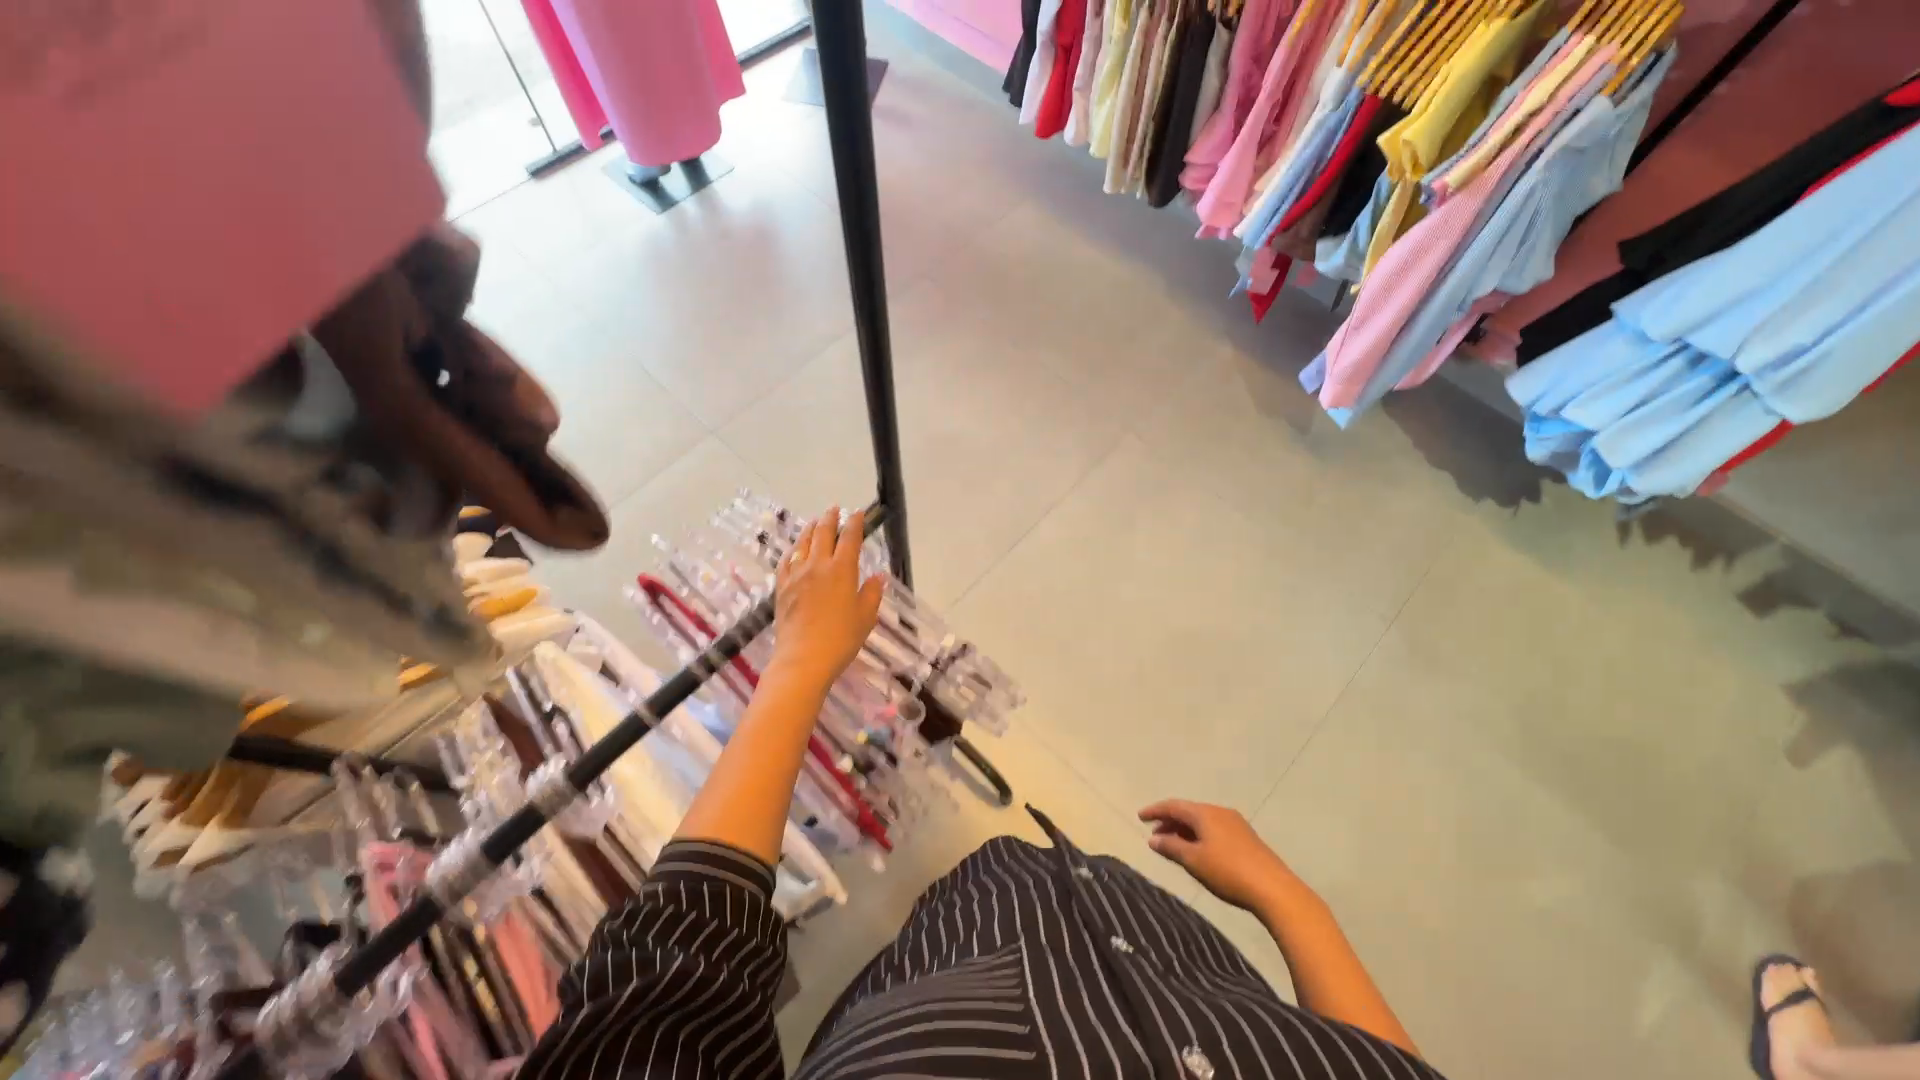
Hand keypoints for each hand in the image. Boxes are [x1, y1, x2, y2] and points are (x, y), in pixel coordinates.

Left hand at [768, 507, 885, 695]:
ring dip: (810, 529)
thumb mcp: (866, 617)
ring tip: (815, 522)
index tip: (858, 513)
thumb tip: (877, 576)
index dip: (855, 523)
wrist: (804, 658)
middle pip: (823, 534)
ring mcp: (796, 575)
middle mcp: (818, 566)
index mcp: (842, 570)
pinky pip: (786, 562)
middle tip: (835, 509)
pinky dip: (792, 551)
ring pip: (803, 544)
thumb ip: (871, 593)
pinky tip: (794, 550)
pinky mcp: (782, 588)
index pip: (850, 538)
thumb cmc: (841, 639)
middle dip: (831, 519)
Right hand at [1140, 800, 1318, 919]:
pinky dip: (1199, 836)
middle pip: (1189, 812)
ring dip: (1185, 831)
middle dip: (1170, 822)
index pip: (1174, 805)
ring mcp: (1236, 824)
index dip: (1155, 810)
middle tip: (1154, 835)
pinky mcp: (1246, 839)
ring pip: (1203, 822)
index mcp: (1205, 813)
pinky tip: (1197, 852)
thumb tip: (1153, 839)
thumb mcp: (1193, 861)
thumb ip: (1171, 847)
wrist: (1274, 888)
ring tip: (1173, 846)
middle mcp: (1220, 812)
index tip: (1140, 817)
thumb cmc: (1228, 871)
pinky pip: (1214, 830)